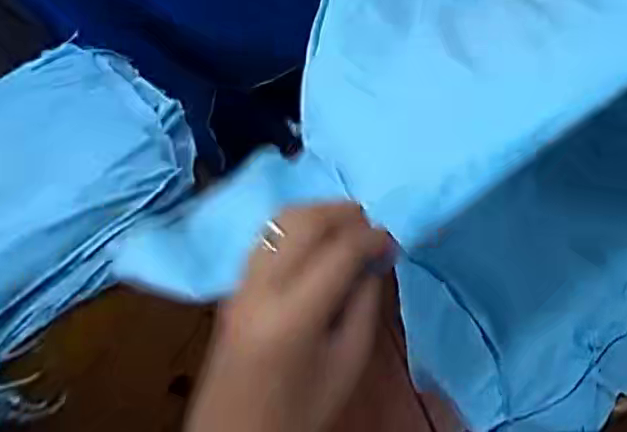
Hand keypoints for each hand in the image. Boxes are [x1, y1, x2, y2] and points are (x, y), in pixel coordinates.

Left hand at [185, 204, 394, 431]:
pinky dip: (299, 227)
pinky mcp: (233, 287)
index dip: (375, 237)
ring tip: (346, 231)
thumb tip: (376, 257)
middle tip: (372, 231)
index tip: (393, 243)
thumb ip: (365, 301)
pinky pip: (269, 235)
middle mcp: (263, 288)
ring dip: (322, 214)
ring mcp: (242, 284)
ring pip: (284, 218)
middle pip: (310, 220)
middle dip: (348, 214)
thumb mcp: (348, 361)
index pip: (342, 249)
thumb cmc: (300, 412)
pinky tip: (317, 245)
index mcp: (294, 314)